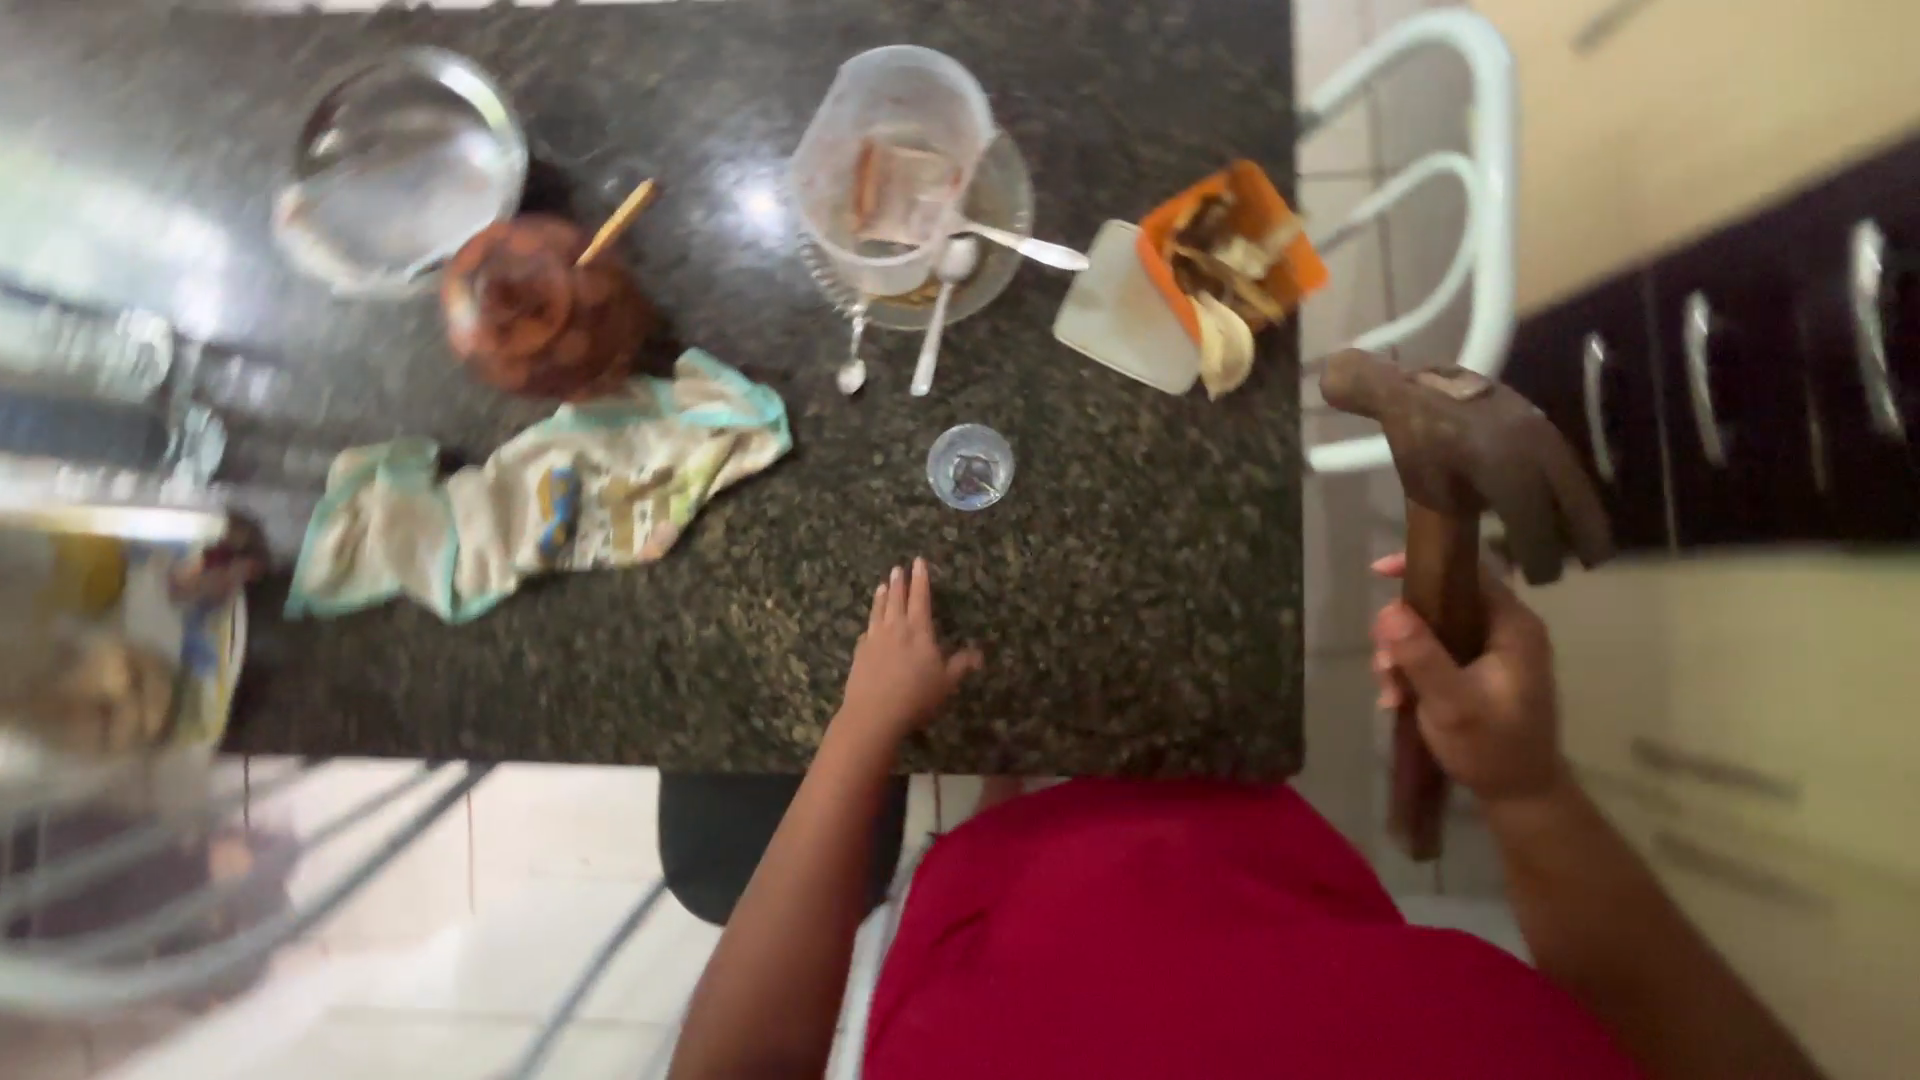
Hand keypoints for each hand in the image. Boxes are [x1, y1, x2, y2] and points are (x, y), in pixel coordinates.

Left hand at [838, 558, 982, 746]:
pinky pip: (866, 632)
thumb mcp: (946, 682)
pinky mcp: (859, 653)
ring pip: (878, 611)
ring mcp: (874, 639)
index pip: (920, 598)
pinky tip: (868, 626)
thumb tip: (979, 654)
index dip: (921, 579)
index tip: (919, 562)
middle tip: (898, 568)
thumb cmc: (916, 696)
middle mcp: (895, 628)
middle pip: (897, 599)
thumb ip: (961, 665)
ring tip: (882, 585)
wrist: (873, 713)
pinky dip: (869, 624)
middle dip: (899, 582)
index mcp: (918, 630)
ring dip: (881, 597)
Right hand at [1369, 553, 1566, 805]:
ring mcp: (1487, 651)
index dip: (1424, 565)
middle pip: (1437, 602)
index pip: (1468, 572)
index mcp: (1512, 627)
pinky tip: (1395, 699)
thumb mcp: (1452, 703)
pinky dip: (1406, 671)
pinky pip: (1427, 653)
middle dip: (1399, 630)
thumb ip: (1422, 656)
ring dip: (1398, 656)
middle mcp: (1502, 630)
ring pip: (1426, 629)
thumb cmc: (1494, 748)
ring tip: (1390, 692)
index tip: (1378, 572)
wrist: (1519, 795)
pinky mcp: (1472, 670)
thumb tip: (1389, 610)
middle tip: (1384, 663)